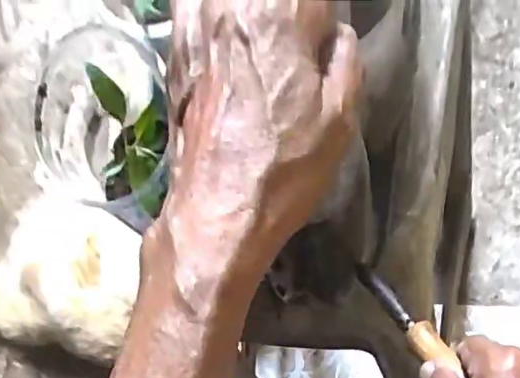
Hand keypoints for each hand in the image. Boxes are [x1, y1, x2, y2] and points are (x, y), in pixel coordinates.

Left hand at [162, 0, 359, 285]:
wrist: (218, 215)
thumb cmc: (283, 172)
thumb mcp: (339, 121)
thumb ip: (345, 60)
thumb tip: (335, 34)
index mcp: (282, 8)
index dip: (323, 17)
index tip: (324, 41)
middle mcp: (234, 1)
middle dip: (292, 14)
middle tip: (301, 44)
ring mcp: (197, 19)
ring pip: (233, 3)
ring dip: (254, 17)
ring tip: (266, 43)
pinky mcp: (174, 48)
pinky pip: (194, 6)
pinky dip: (212, 15)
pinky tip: (226, 37)